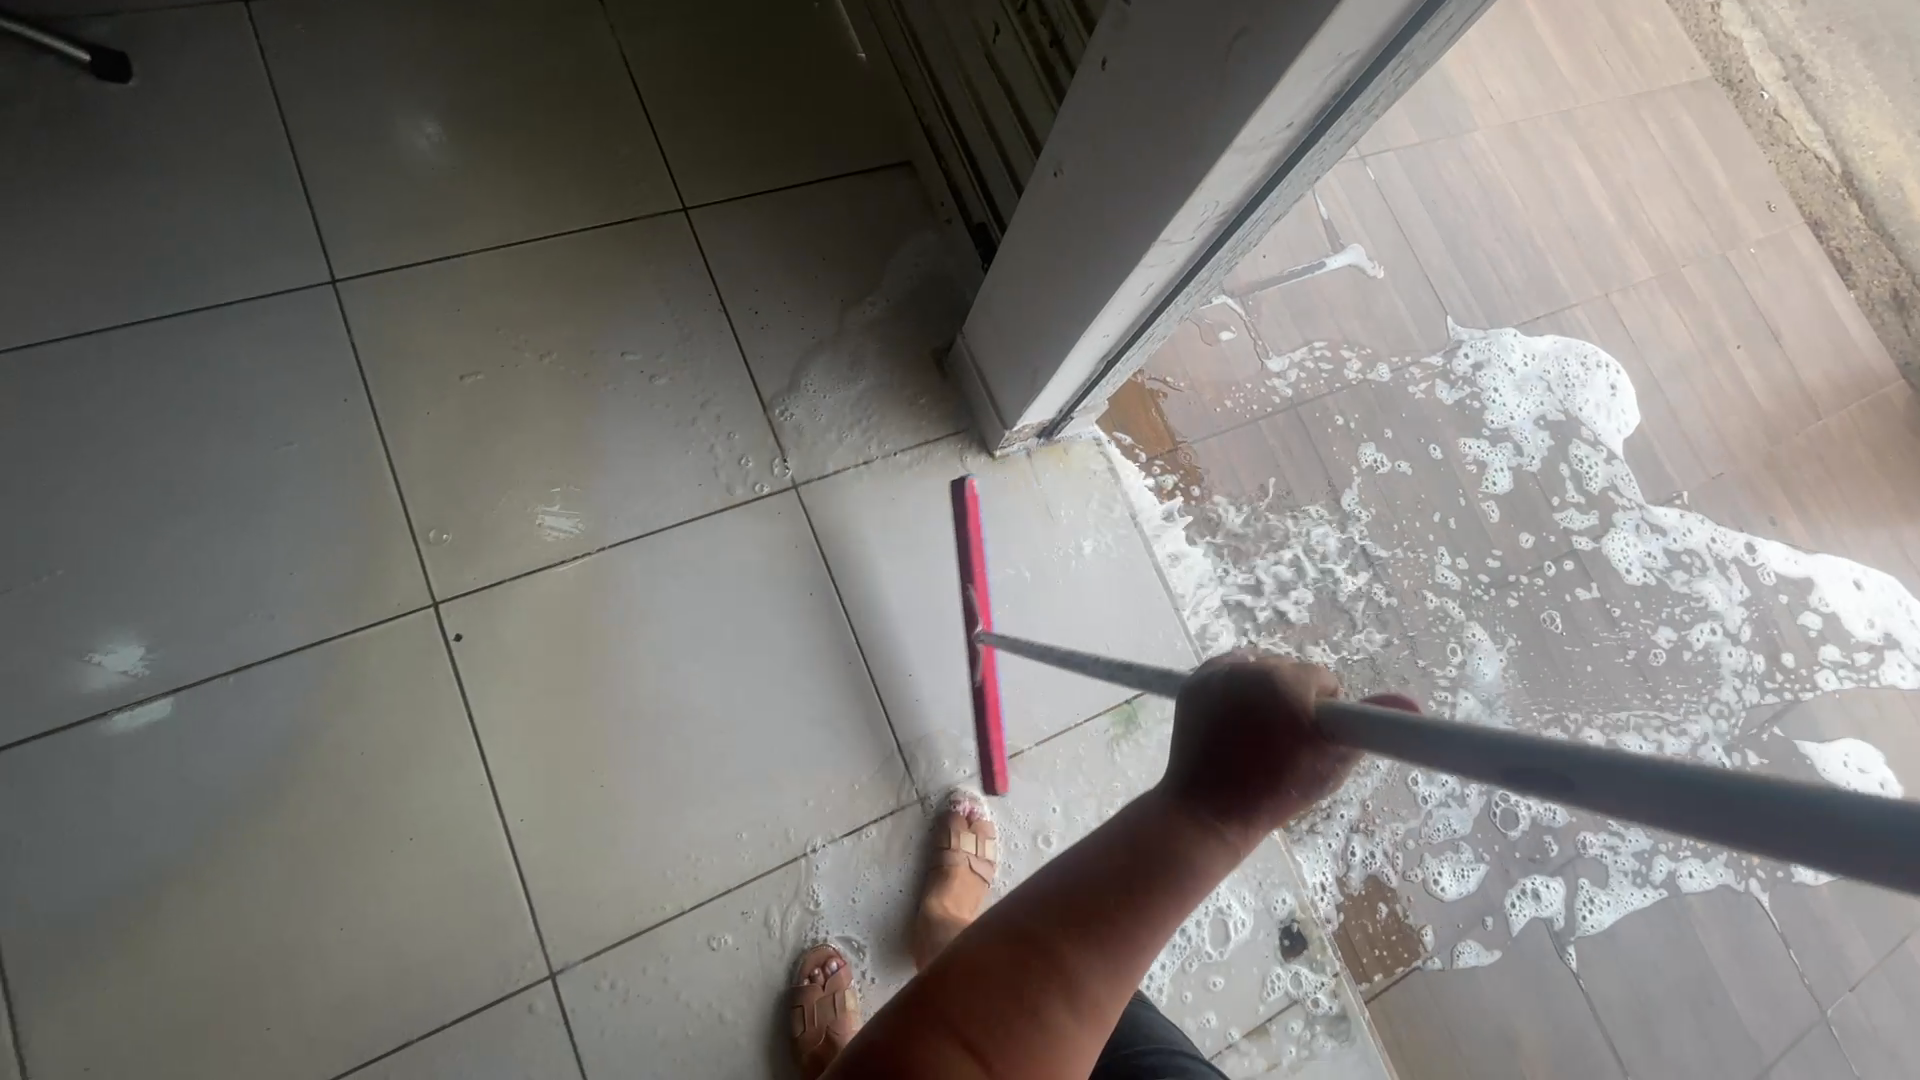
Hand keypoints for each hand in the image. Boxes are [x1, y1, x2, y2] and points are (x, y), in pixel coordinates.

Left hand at [1156, 652, 1358, 851]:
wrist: (1211, 808)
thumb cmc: (1277, 791)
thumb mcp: (1332, 762)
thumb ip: (1371, 725)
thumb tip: (1412, 701)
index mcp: (1287, 682)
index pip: (1323, 679)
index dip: (1324, 709)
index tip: (1313, 737)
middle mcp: (1249, 668)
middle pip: (1288, 670)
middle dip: (1293, 697)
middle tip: (1284, 739)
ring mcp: (1216, 673)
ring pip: (1257, 668)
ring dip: (1264, 689)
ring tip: (1258, 730)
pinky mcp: (1193, 682)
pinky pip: (1226, 671)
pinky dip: (1235, 687)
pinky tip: (1237, 715)